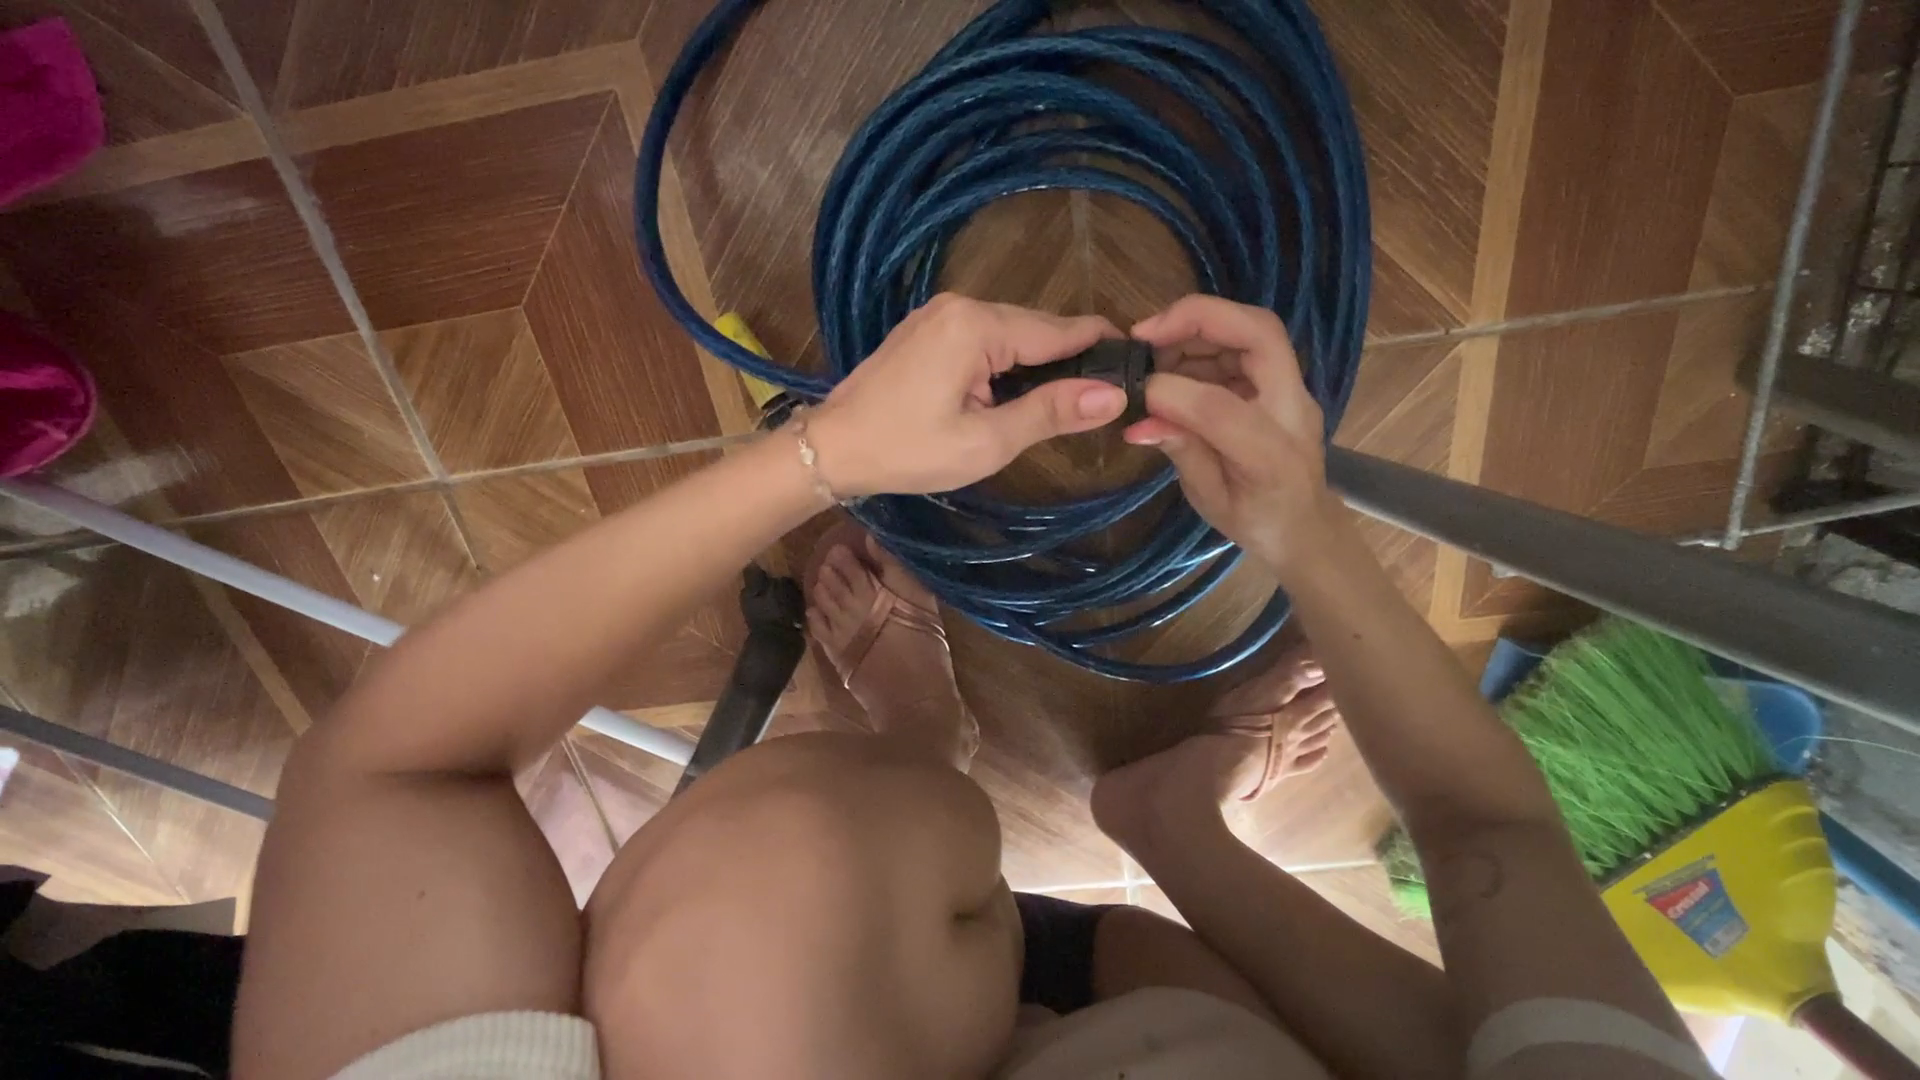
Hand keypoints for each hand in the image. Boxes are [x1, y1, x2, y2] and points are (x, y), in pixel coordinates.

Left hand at [807, 294, 1128, 495]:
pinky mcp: (927, 331)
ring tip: (1067, 403)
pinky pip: (983, 341)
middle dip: (1070, 360)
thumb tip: (1114, 395)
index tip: (1138, 365)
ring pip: (1010, 335)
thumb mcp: (986, 442)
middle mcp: (960, 306)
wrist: (832, 449)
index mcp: (976, 326)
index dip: (1101, 347)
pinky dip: (1006, 364)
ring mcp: (939, 315)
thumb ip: (1049, 413)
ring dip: (1037, 365)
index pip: (1059, 329)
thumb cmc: (907, 451)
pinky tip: (1016, 395)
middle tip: (1105, 399)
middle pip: (1035, 329)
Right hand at [1122, 295, 1339, 571]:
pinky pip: (1246, 343)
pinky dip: (1205, 341)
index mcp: (1273, 458)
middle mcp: (1294, 409)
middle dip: (1199, 318)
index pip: (1223, 409)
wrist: (1304, 526)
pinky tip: (1174, 361)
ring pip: (1253, 328)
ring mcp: (1293, 388)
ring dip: (1197, 328)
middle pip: (1260, 333)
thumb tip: (1138, 422)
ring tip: (1153, 350)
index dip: (1173, 391)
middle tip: (1145, 332)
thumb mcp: (1209, 500)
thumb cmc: (1255, 521)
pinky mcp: (1282, 380)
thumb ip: (1181, 452)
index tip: (1137, 390)